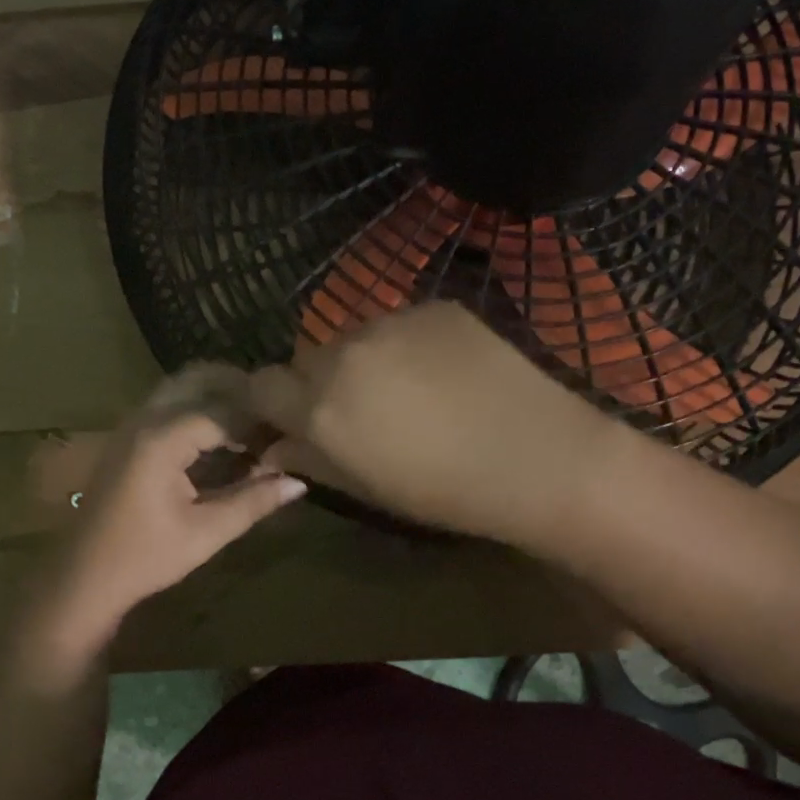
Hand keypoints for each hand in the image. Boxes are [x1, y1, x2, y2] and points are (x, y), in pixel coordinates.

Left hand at [24, 369, 307, 664]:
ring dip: (218, 398)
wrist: (84, 577)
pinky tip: (224, 441)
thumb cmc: (144, 558)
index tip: (292, 433)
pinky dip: (198, 411)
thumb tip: (299, 483)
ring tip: (256, 426)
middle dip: (240, 391)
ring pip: (181, 389)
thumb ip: (253, 501)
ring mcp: (131, 426)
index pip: (224, 411)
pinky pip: (168, 407)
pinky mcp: (127, 439)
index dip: (261, 420)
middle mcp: (144, 420)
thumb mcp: (205, 533)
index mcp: (161, 439)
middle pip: (198, 380)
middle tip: (275, 416)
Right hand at [250, 302, 617, 542]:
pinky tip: (442, 374)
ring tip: (406, 393)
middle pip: (306, 359)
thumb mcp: (365, 488)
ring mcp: (390, 322)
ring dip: (361, 362)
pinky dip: (406, 346)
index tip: (284, 419)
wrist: (539, 458)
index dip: (267, 403)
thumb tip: (273, 447)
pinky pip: (399, 324)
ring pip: (353, 339)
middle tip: (355, 413)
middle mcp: (343, 354)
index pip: (260, 385)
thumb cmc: (444, 492)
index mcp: (320, 407)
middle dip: (316, 383)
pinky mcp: (434, 307)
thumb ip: (310, 459)